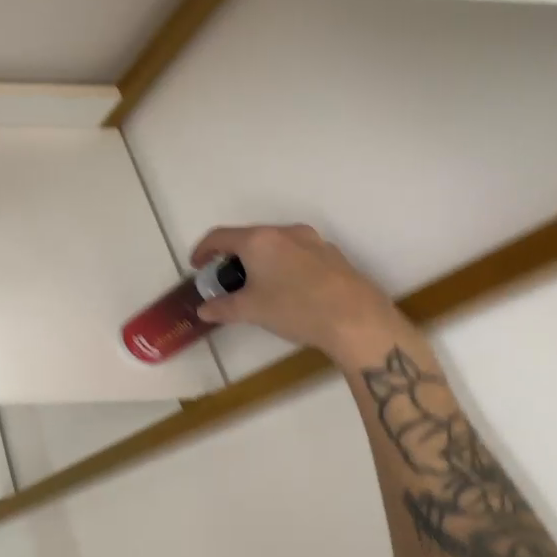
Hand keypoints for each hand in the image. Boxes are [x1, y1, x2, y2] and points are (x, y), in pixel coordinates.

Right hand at [189, 224, 404, 367]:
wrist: (360, 322)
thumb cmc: (296, 309)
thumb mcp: (250, 311)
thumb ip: (222, 307)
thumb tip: (204, 310)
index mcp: (259, 240)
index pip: (219, 237)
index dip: (203, 250)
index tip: (197, 266)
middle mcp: (286, 233)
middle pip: (249, 238)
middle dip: (233, 256)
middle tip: (227, 277)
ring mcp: (315, 242)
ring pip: (276, 245)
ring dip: (261, 260)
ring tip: (258, 284)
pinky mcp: (336, 257)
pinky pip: (299, 254)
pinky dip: (285, 265)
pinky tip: (289, 289)